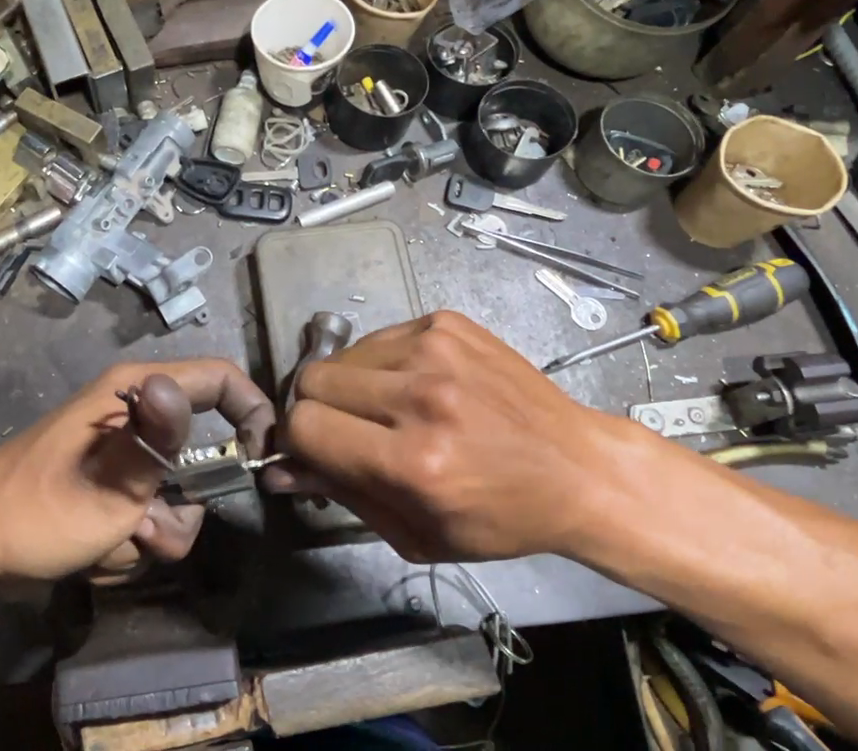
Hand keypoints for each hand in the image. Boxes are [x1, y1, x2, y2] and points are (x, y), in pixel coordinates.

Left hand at [0, 359, 274, 581]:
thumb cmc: (34, 514)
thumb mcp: (106, 486)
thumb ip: (154, 440)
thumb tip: (174, 383)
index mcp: (133, 392)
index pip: (220, 379)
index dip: (252, 412)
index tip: (262, 463)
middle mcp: (132, 414)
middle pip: (202, 451)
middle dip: (182, 502)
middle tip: (147, 525)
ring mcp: (121, 454)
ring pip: (177, 495)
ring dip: (154, 530)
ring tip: (111, 542)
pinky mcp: (110, 487)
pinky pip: (150, 515)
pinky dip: (131, 540)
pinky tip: (95, 549)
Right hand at [262, 311, 627, 562]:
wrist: (578, 468)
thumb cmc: (500, 516)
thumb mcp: (418, 534)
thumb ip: (343, 495)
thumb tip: (279, 468)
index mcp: (414, 462)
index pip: (305, 425)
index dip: (298, 441)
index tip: (314, 451)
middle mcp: (422, 397)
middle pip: (313, 380)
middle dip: (317, 409)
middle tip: (348, 430)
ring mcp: (436, 350)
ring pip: (342, 355)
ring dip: (350, 385)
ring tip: (386, 409)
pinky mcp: (447, 323)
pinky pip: (379, 338)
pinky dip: (382, 364)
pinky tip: (414, 386)